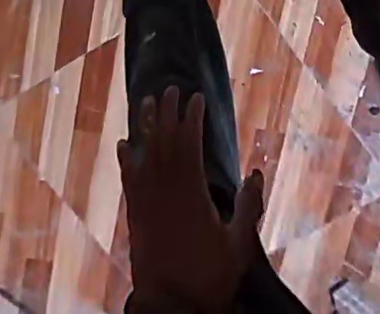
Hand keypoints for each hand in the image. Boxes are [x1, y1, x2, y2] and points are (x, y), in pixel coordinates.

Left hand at [118, 88, 264, 313]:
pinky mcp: (134, 210)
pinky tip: (124, 144)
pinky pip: (127, 175)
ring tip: (146, 101)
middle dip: (167, 109)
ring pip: (144, 149)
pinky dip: (125, 156)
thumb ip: (248, 208)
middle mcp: (165, 185)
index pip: (189, 140)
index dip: (192, 116)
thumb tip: (256, 173)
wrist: (170, 306)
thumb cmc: (208, 276)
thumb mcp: (238, 246)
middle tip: (171, 88)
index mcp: (190, 188)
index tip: (197, 97)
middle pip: (164, 136)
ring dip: (145, 124)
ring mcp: (146, 196)